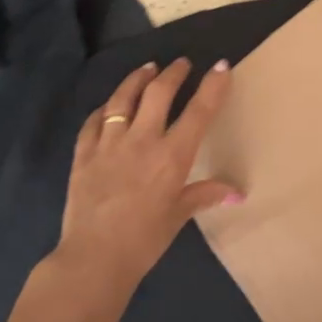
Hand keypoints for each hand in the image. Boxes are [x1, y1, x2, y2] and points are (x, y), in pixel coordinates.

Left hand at [56, 59, 241, 287]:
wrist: (94, 257)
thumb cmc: (144, 241)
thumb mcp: (178, 216)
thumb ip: (204, 195)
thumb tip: (237, 192)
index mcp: (172, 157)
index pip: (198, 112)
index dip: (213, 86)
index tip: (221, 65)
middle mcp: (142, 141)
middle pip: (158, 93)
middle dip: (173, 73)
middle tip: (181, 64)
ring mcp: (109, 144)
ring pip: (123, 99)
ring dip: (137, 80)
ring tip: (146, 69)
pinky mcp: (83, 154)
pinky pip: (93, 122)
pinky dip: (104, 109)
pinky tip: (108, 106)